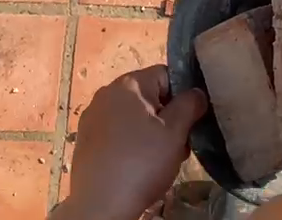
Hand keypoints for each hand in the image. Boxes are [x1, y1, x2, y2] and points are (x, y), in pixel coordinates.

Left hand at [57, 65, 207, 219]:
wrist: (100, 206)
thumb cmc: (141, 163)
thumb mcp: (175, 133)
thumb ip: (190, 105)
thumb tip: (197, 93)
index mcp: (129, 83)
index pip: (165, 75)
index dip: (182, 97)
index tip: (188, 124)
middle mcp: (107, 92)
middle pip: (149, 96)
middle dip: (166, 119)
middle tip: (176, 147)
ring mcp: (93, 116)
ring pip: (132, 116)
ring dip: (148, 133)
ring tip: (157, 162)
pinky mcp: (84, 139)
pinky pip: (115, 133)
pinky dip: (128, 144)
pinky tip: (134, 167)